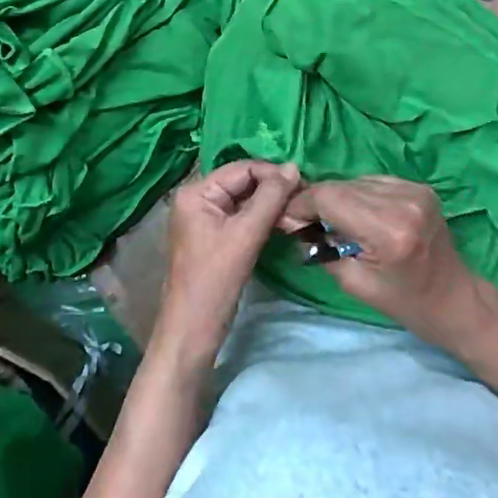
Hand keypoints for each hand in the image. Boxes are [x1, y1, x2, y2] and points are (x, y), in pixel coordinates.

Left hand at [156, 160, 300, 361]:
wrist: (192, 331)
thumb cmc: (215, 281)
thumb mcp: (246, 235)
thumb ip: (271, 197)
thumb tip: (294, 166)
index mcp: (196, 192)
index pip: (243, 168)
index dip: (274, 173)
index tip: (305, 185)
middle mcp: (196, 198)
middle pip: (243, 181)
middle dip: (273, 188)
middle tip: (304, 199)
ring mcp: (203, 217)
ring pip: (244, 199)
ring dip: (270, 203)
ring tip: (296, 211)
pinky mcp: (213, 235)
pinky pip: (241, 215)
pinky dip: (261, 217)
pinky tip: (281, 223)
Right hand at [281, 176, 495, 348]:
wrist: (454, 299)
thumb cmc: (404, 302)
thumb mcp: (354, 283)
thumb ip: (321, 246)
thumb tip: (290, 220)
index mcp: (389, 230)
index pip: (331, 197)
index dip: (303, 203)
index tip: (287, 217)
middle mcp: (404, 202)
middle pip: (341, 186)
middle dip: (317, 201)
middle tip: (304, 222)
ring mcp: (415, 190)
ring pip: (356, 181)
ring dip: (338, 197)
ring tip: (334, 222)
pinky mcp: (420, 187)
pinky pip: (374, 182)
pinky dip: (359, 195)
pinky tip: (359, 215)